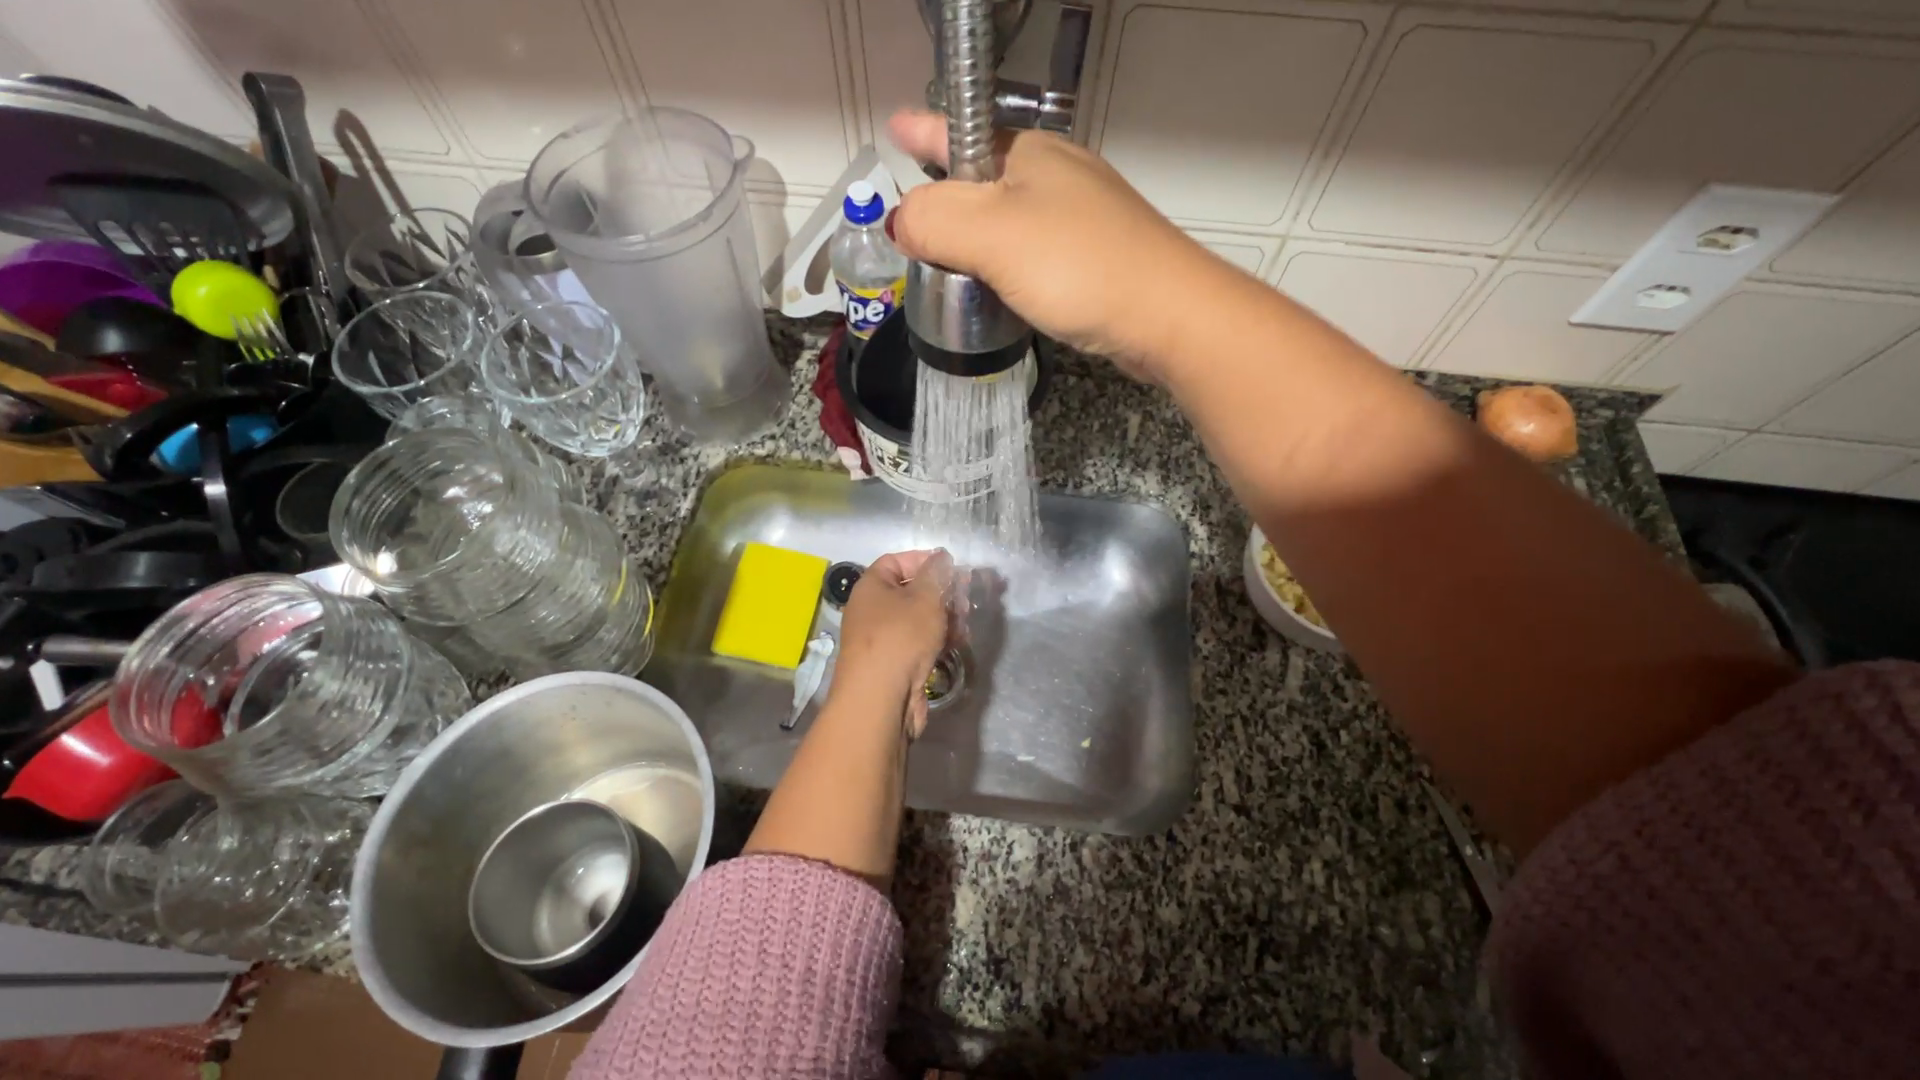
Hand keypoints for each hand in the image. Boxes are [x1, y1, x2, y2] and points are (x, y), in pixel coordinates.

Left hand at [832, 549, 956, 738]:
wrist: (881, 698)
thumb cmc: (900, 637)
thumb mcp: (925, 597)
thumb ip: (937, 574)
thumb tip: (940, 557)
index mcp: (871, 587)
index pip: (896, 561)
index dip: (924, 560)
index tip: (952, 567)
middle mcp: (872, 610)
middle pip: (911, 591)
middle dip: (942, 592)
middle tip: (965, 597)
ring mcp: (883, 639)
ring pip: (919, 619)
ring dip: (945, 617)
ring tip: (965, 622)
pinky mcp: (896, 663)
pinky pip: (919, 642)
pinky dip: (938, 639)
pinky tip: (958, 642)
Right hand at [886, 109, 1224, 378]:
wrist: (1169, 317)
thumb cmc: (1079, 266)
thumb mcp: (991, 236)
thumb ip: (934, 221)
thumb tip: (899, 221)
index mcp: (1028, 153)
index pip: (959, 133)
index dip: (922, 133)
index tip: (894, 129)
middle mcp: (1055, 175)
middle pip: (980, 179)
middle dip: (943, 197)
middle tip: (911, 225)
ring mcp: (1080, 216)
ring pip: (1006, 219)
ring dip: (973, 238)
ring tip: (944, 263)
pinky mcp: (1093, 257)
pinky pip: (1030, 250)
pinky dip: (1004, 265)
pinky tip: (995, 288)